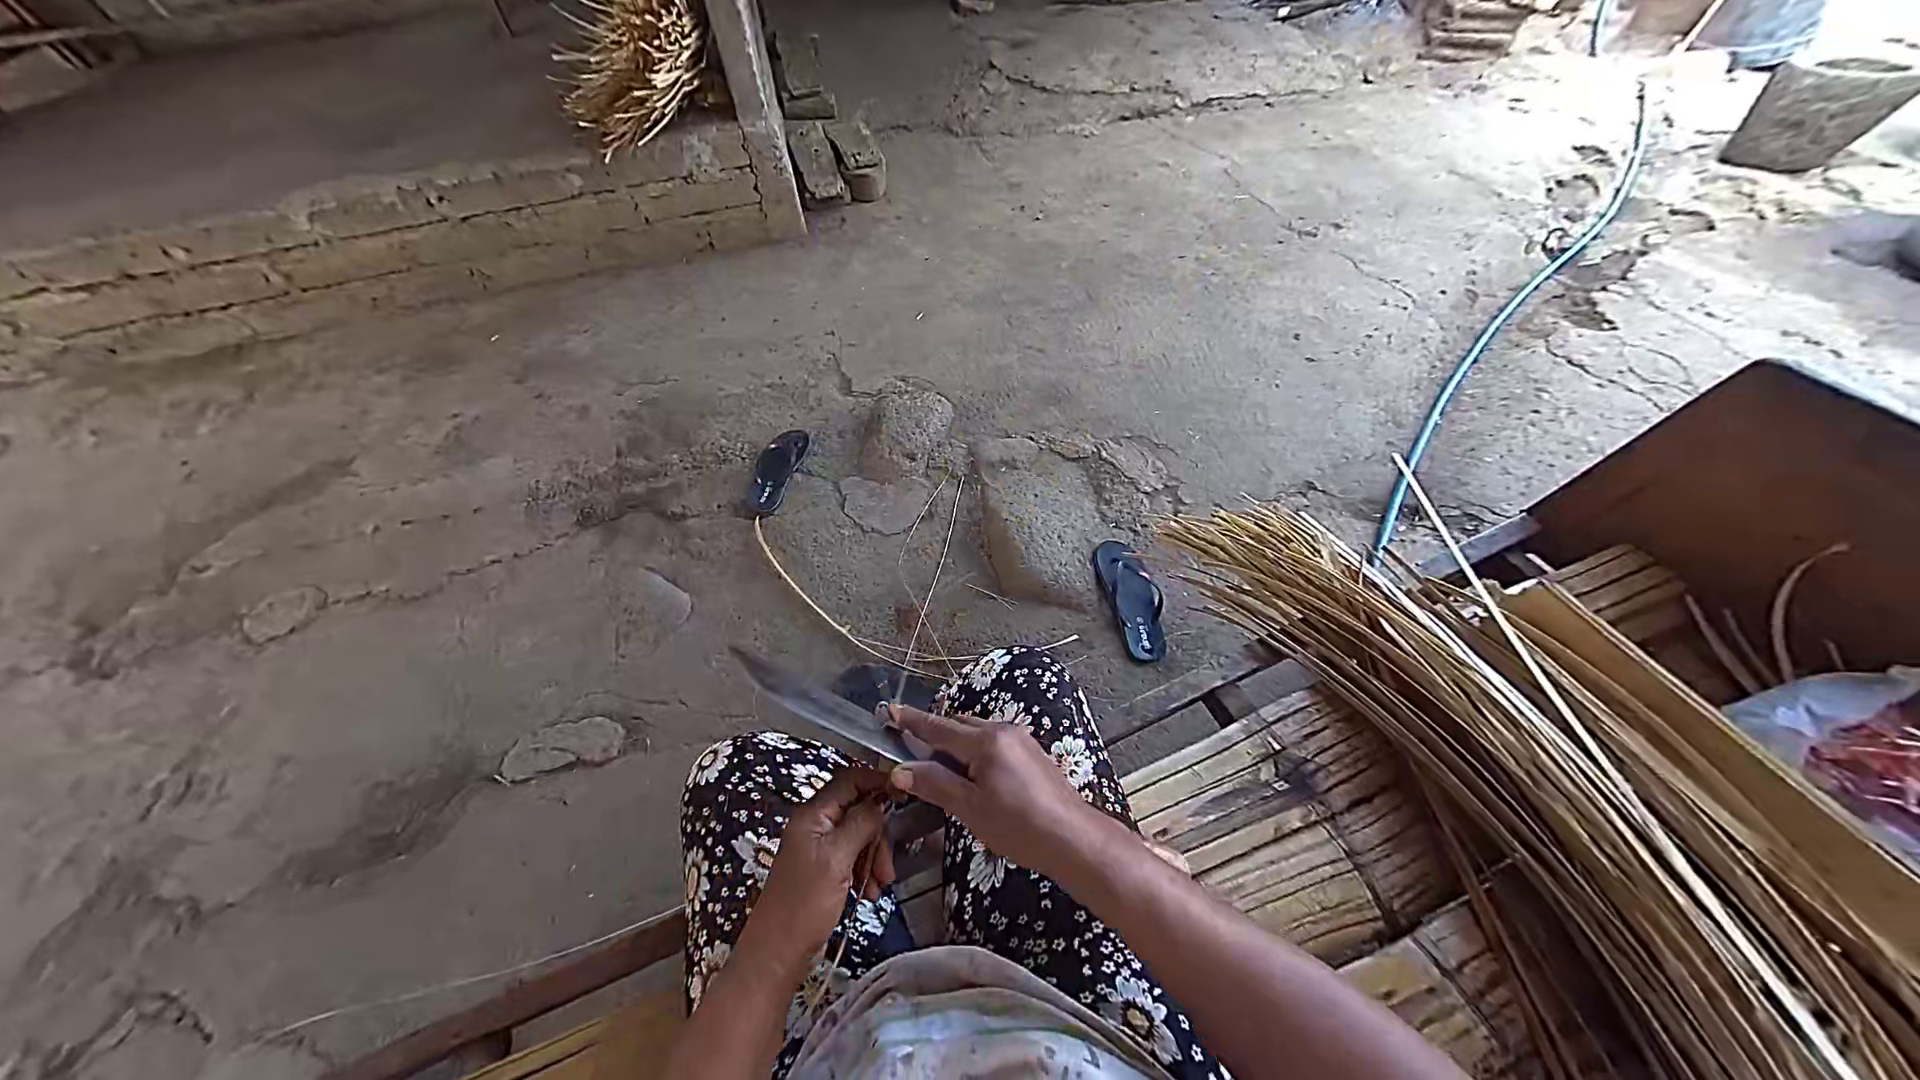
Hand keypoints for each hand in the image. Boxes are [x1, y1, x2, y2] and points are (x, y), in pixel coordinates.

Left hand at [740, 767, 895, 974]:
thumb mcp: (836, 859)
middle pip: (858, 810)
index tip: (902, 793)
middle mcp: (815, 826)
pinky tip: (867, 891)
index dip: (877, 781)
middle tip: (886, 863)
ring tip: (877, 884)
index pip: (849, 780)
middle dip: (878, 834)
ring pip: (859, 835)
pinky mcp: (823, 870)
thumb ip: (860, 823)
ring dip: (874, 856)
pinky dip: (865, 871)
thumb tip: (880, 799)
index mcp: (813, 815)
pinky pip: (853, 858)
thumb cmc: (801, 908)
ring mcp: (818, 848)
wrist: (776, 957)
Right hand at [884, 704, 1117, 877]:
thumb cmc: (1020, 826)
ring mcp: (1020, 740)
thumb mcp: (970, 808)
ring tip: (944, 777)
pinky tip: (974, 780)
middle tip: (914, 759)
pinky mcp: (1031, 753)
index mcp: (986, 741)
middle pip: (958, 726)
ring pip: (977, 734)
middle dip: (935, 737)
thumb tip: (902, 770)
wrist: (1074, 839)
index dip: (911, 721)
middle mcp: (1004, 731)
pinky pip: (993, 743)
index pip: (938, 727)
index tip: (890, 711)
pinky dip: (976, 753)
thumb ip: (935, 784)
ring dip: (956, 747)